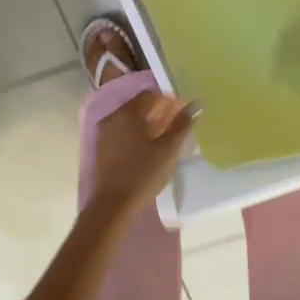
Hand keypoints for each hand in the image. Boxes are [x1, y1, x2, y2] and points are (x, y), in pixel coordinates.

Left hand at [88, 90, 195, 213]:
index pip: (150, 95)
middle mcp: (113, 117)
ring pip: (130, 120)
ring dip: (148, 124)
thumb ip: (182, 124)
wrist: (113, 204)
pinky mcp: (102, 148)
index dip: (168, 100)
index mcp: (128, 113)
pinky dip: (136, 134)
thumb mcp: (168, 149)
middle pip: (139, 106)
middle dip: (159, 112)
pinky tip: (148, 148)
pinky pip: (122, 132)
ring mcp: (104, 133)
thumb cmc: (144, 173)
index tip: (182, 112)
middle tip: (177, 125)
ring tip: (165, 138)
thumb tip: (196, 104)